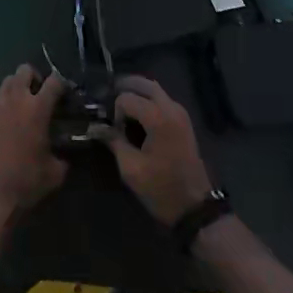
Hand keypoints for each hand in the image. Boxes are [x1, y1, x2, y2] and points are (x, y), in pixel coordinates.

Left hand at [0, 65, 67, 216]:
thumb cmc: (28, 179)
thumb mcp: (56, 170)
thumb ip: (63, 153)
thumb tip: (66, 150)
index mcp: (37, 108)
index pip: (54, 82)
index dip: (62, 83)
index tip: (66, 92)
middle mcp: (16, 99)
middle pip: (25, 70)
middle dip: (36, 77)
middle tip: (42, 94)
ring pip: (9, 80)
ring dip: (19, 85)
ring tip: (26, 104)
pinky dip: (7, 100)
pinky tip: (12, 118)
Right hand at [96, 75, 213, 225]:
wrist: (196, 208)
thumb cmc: (162, 189)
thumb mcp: (131, 168)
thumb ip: (113, 141)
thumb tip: (97, 126)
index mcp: (159, 118)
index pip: (126, 98)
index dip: (114, 112)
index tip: (113, 132)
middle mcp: (171, 108)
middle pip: (143, 83)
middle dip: (123, 89)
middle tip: (109, 105)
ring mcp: (180, 113)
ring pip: (154, 89)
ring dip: (135, 93)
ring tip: (120, 110)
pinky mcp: (183, 121)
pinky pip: (162, 99)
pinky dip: (147, 100)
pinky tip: (137, 117)